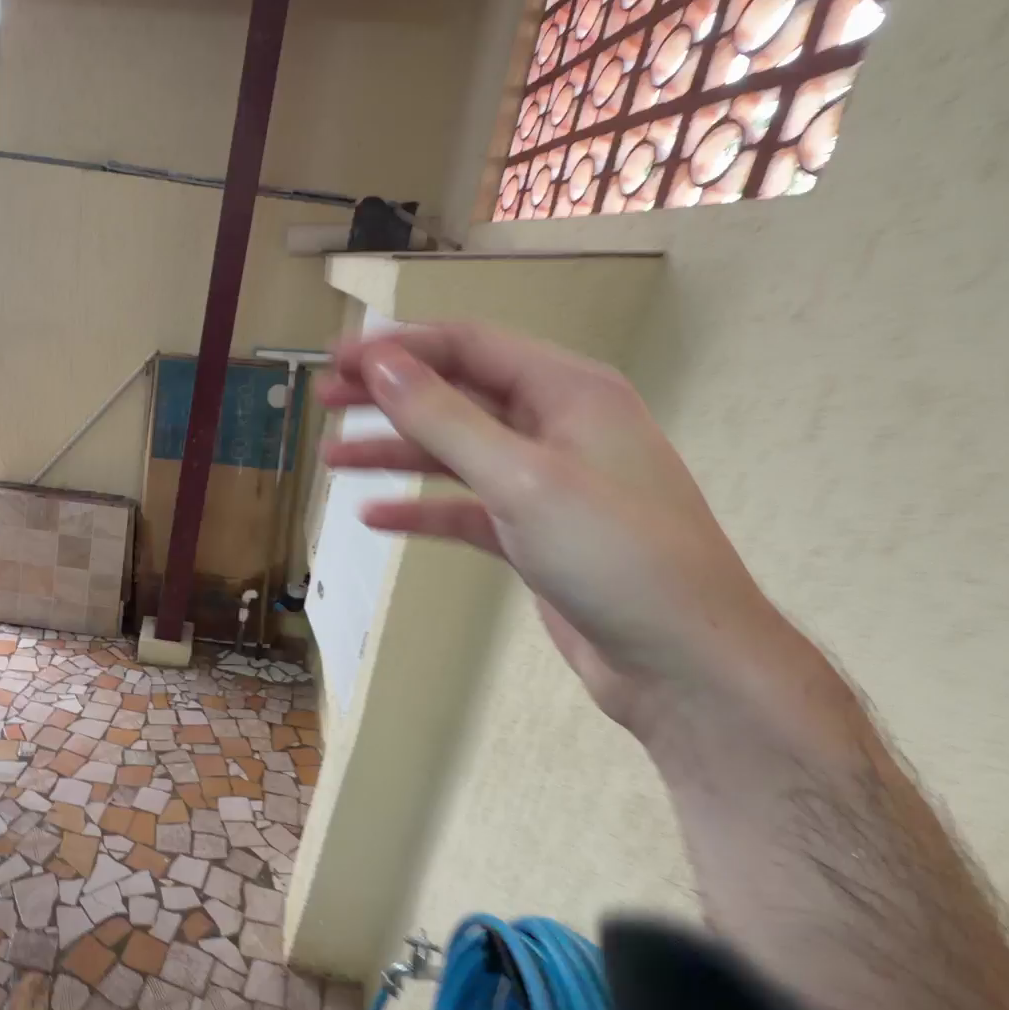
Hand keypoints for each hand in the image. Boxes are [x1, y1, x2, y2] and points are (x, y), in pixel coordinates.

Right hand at [319, 323, 799, 736]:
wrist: (683, 663)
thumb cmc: (613, 555)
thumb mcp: (521, 478)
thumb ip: (445, 418)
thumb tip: (380, 362)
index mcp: (568, 391)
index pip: (468, 346)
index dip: (398, 348)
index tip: (336, 359)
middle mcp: (556, 427)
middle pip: (457, 395)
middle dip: (389, 396)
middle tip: (325, 400)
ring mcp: (545, 484)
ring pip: (456, 453)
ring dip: (396, 452)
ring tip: (332, 458)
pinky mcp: (534, 535)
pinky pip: (465, 508)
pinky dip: (422, 510)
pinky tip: (375, 518)